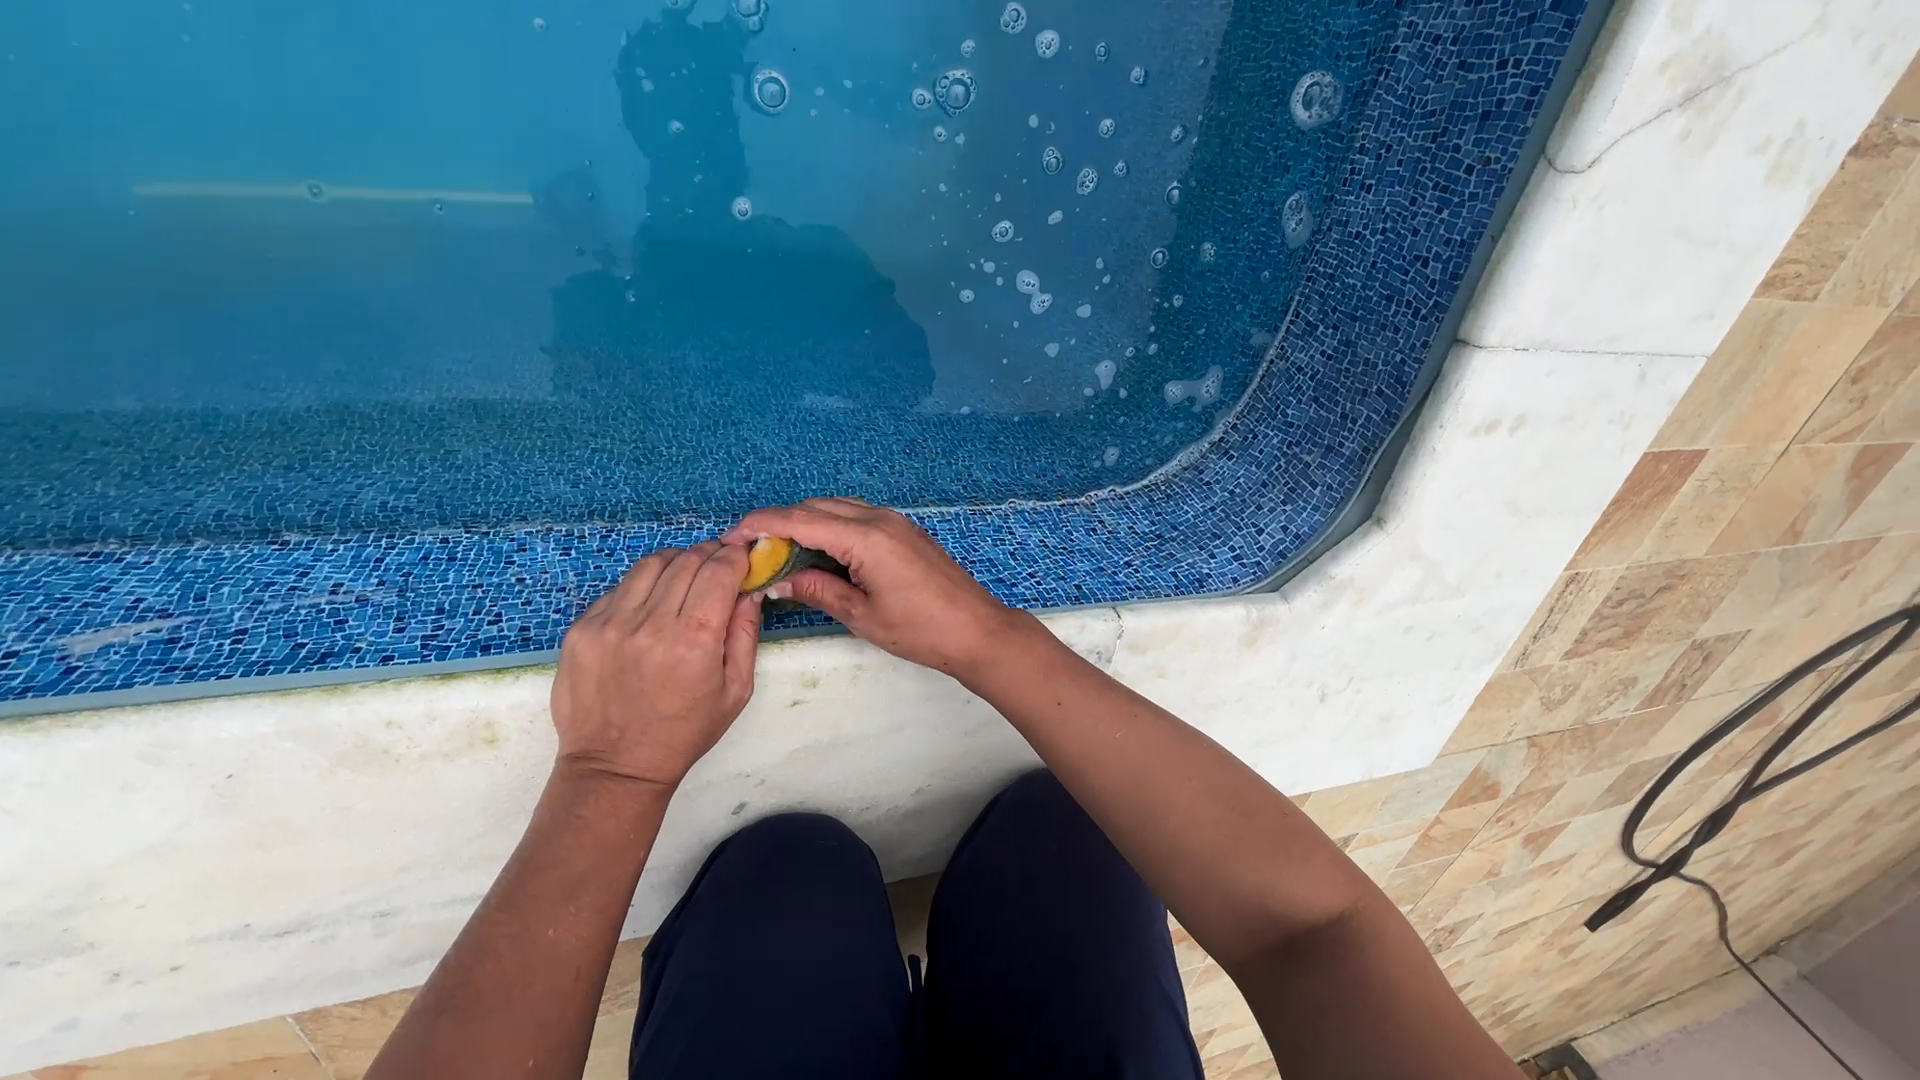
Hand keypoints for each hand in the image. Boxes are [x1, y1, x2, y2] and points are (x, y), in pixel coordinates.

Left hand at [549, 542, 762, 789]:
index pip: (719, 570)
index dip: (735, 556)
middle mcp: (651, 624)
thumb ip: (745, 635)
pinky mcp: (582, 630)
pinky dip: (642, 587)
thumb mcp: (736, 692)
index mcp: (695, 640)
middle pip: (686, 560)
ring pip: (650, 565)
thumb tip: (750, 591)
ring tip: (684, 576)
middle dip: (709, 554)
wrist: (615, 765)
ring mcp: (610, 624)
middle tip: (718, 562)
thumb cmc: (684, 733)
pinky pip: (619, 589)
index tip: (743, 557)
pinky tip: (650, 606)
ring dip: (675, 563)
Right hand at [723, 498, 1029, 677]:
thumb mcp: (861, 615)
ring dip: (805, 522)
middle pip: (816, 508)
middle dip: (779, 522)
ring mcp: (895, 522)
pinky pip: (857, 516)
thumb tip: (777, 580)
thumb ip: (817, 590)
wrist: (977, 630)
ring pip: (837, 508)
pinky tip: (818, 550)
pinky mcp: (904, 531)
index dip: (762, 525)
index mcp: (866, 538)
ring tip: (778, 549)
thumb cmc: (921, 630)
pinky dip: (830, 526)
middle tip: (750, 547)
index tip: (731, 535)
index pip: (801, 520)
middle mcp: (879, 519)